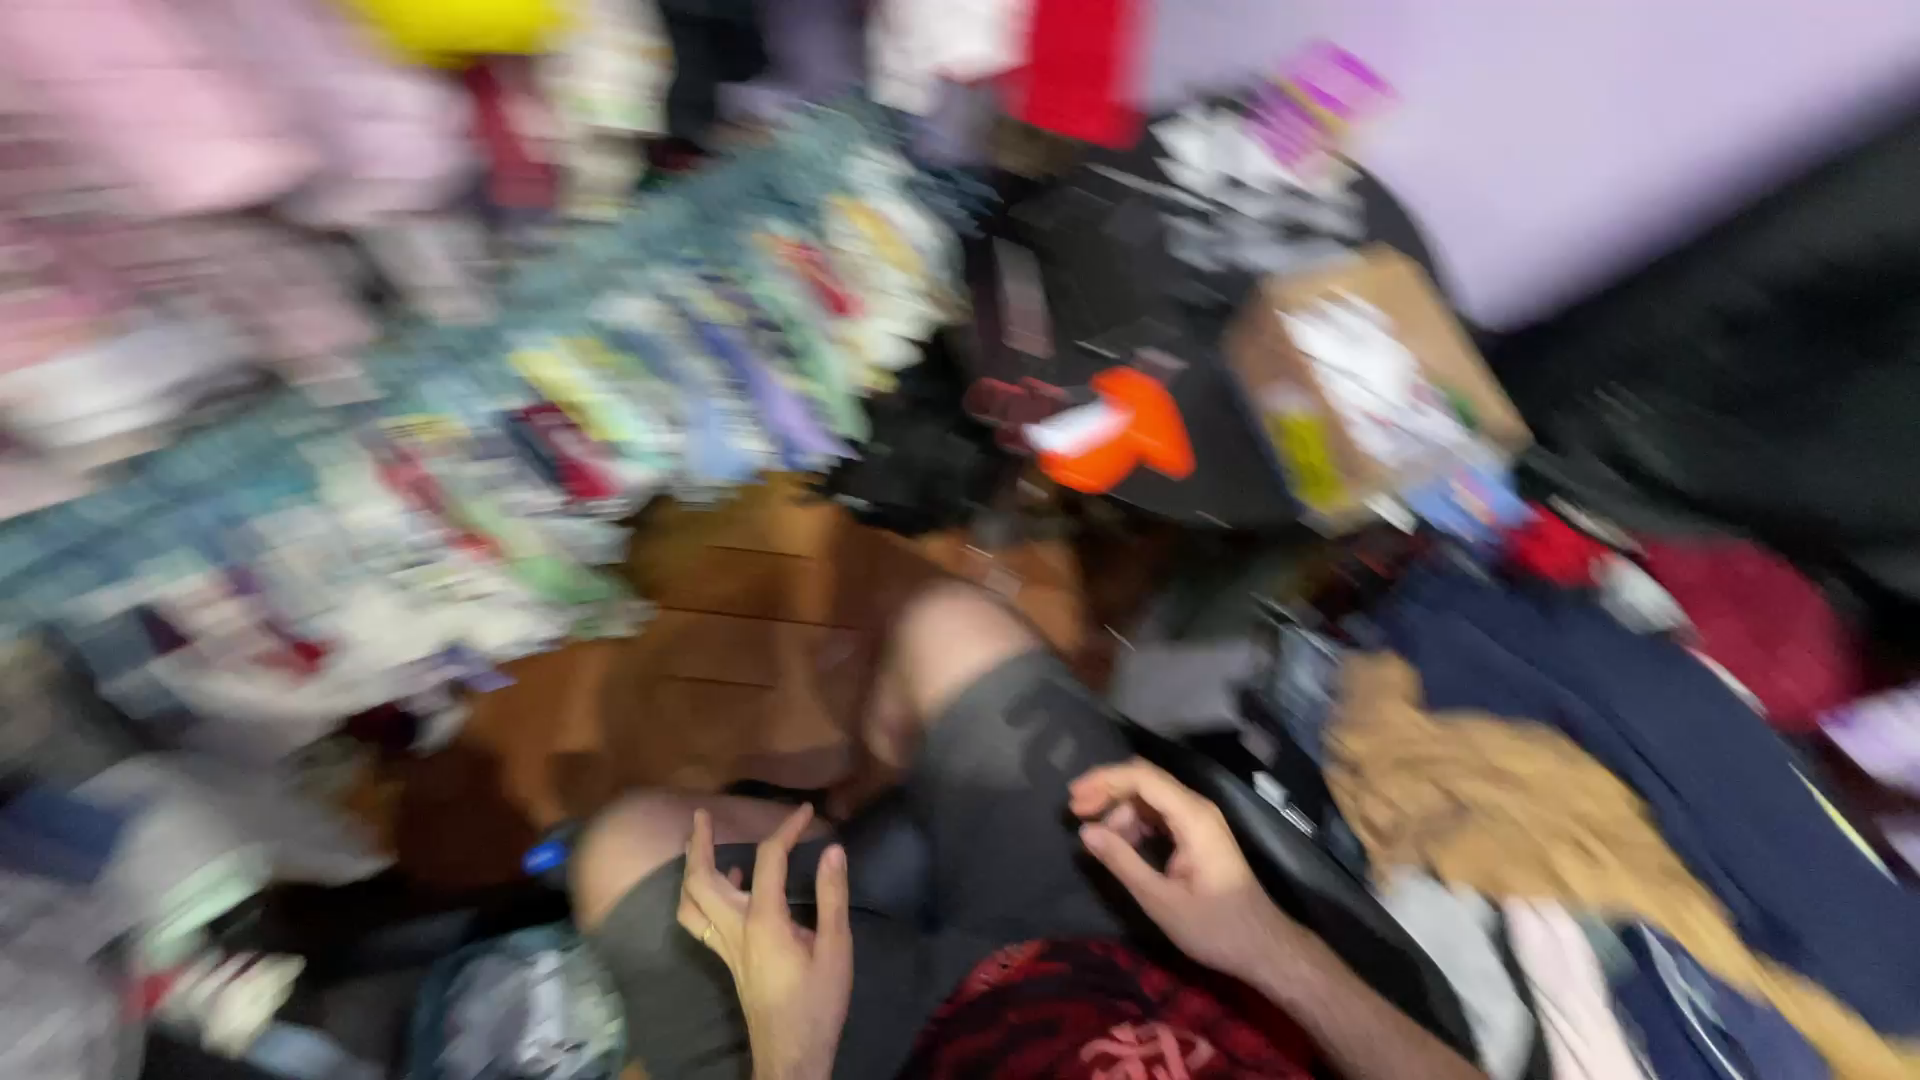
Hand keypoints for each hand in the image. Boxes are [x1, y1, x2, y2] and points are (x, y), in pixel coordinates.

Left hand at [679, 804, 850, 1079]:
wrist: (792, 1055)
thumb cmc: (817, 1003)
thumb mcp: (836, 948)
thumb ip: (832, 897)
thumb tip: (832, 850)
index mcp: (763, 921)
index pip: (767, 859)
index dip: (786, 829)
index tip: (806, 811)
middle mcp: (734, 929)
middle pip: (699, 881)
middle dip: (699, 844)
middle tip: (701, 814)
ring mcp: (726, 946)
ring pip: (690, 903)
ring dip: (690, 869)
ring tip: (697, 843)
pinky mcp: (728, 959)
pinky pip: (699, 920)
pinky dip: (701, 893)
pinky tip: (725, 881)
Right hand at [1071, 759, 1318, 984]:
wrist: (1264, 948)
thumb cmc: (1215, 927)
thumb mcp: (1161, 900)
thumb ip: (1122, 862)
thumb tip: (1085, 832)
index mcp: (1192, 816)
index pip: (1141, 777)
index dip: (1104, 781)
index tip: (1074, 800)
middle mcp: (1196, 807)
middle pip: (1144, 781)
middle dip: (1107, 791)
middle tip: (1076, 813)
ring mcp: (1199, 819)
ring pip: (1149, 797)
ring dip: (1119, 810)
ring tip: (1098, 839)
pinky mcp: (1198, 833)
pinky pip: (1159, 813)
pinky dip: (1135, 822)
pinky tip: (1120, 844)